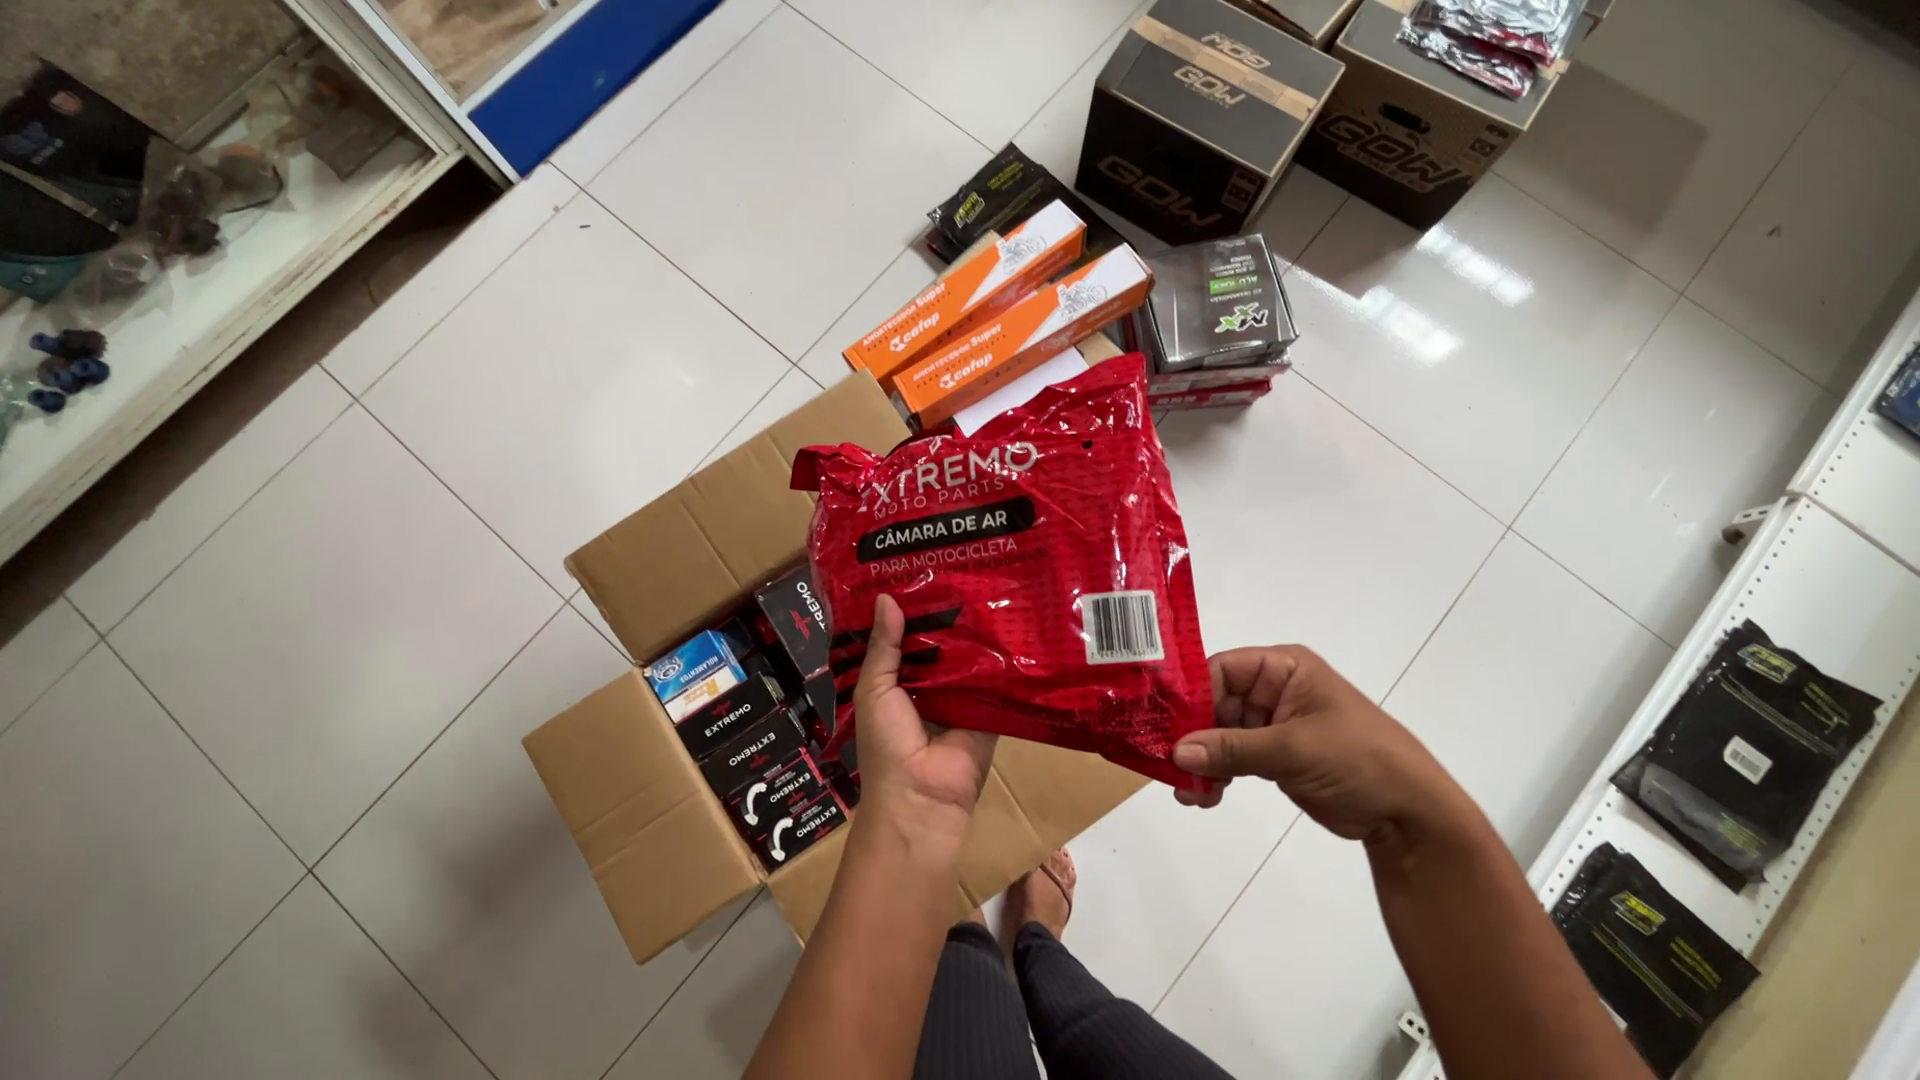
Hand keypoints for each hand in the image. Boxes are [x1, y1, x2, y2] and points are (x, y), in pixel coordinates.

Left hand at [854, 594, 996, 843]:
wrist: (921, 798)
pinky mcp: (990, 712)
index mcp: (896, 682)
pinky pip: (997, 682)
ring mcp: (961, 699)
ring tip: (994, 585)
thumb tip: (887, 597)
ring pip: (970, 659)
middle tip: (966, 568)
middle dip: (950, 615)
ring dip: (978, 633)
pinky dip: (1004, 660)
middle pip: (941, 645)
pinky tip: (1015, 624)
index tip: (923, 570)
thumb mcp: (875, 690)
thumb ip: (884, 647)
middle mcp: (929, 687)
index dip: (912, 610)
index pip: (906, 638)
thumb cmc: (886, 744)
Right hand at [1172, 646, 1471, 847]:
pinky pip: (1230, 759)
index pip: (1222, 668)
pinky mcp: (1272, 757)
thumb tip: (1176, 752)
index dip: (1190, 692)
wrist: (1408, 814)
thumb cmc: (1359, 759)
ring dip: (1199, 761)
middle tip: (1162, 762)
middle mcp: (1274, 690)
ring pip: (1217, 735)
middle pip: (1213, 702)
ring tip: (1184, 790)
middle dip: (1190, 734)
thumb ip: (1233, 749)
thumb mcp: (1294, 749)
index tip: (1159, 721)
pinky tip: (1201, 799)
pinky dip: (1214, 777)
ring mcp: (1271, 725)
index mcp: (1284, 668)